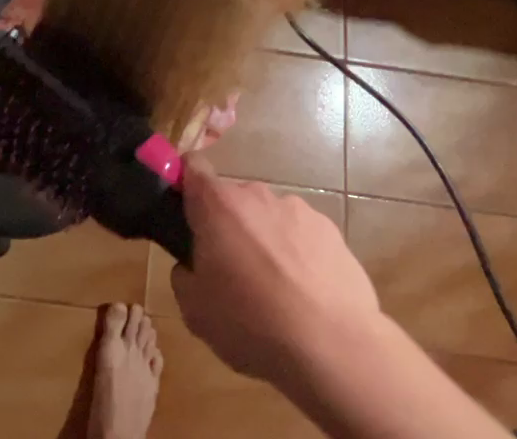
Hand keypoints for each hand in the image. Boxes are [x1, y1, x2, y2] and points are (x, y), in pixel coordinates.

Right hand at [171, 159, 382, 383]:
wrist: (333, 347)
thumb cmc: (251, 324)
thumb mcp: (195, 310)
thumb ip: (184, 275)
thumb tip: (193, 265)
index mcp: (218, 206)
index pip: (193, 169)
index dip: (187, 186)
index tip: (187, 214)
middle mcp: (258, 196)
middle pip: (234, 201)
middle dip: (229, 228)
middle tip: (232, 272)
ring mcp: (300, 210)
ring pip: (270, 219)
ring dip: (266, 242)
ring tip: (277, 291)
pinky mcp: (332, 231)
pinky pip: (303, 237)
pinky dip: (299, 256)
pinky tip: (306, 296)